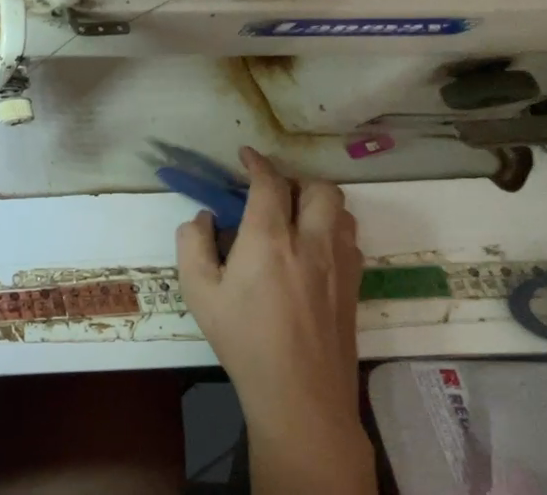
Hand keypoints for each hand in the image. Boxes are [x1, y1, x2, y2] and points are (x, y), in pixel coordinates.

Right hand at [176, 148, 366, 456]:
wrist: (299, 392)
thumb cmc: (241, 336)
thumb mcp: (196, 288)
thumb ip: (192, 242)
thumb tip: (205, 218)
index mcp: (268, 240)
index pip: (270, 184)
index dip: (257, 163)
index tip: (244, 156)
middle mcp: (311, 244)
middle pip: (322, 191)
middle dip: (296, 179)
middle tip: (271, 187)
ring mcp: (340, 267)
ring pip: (343, 214)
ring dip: (318, 203)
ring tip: (291, 213)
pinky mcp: (354, 288)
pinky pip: (350, 241)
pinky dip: (331, 229)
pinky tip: (308, 247)